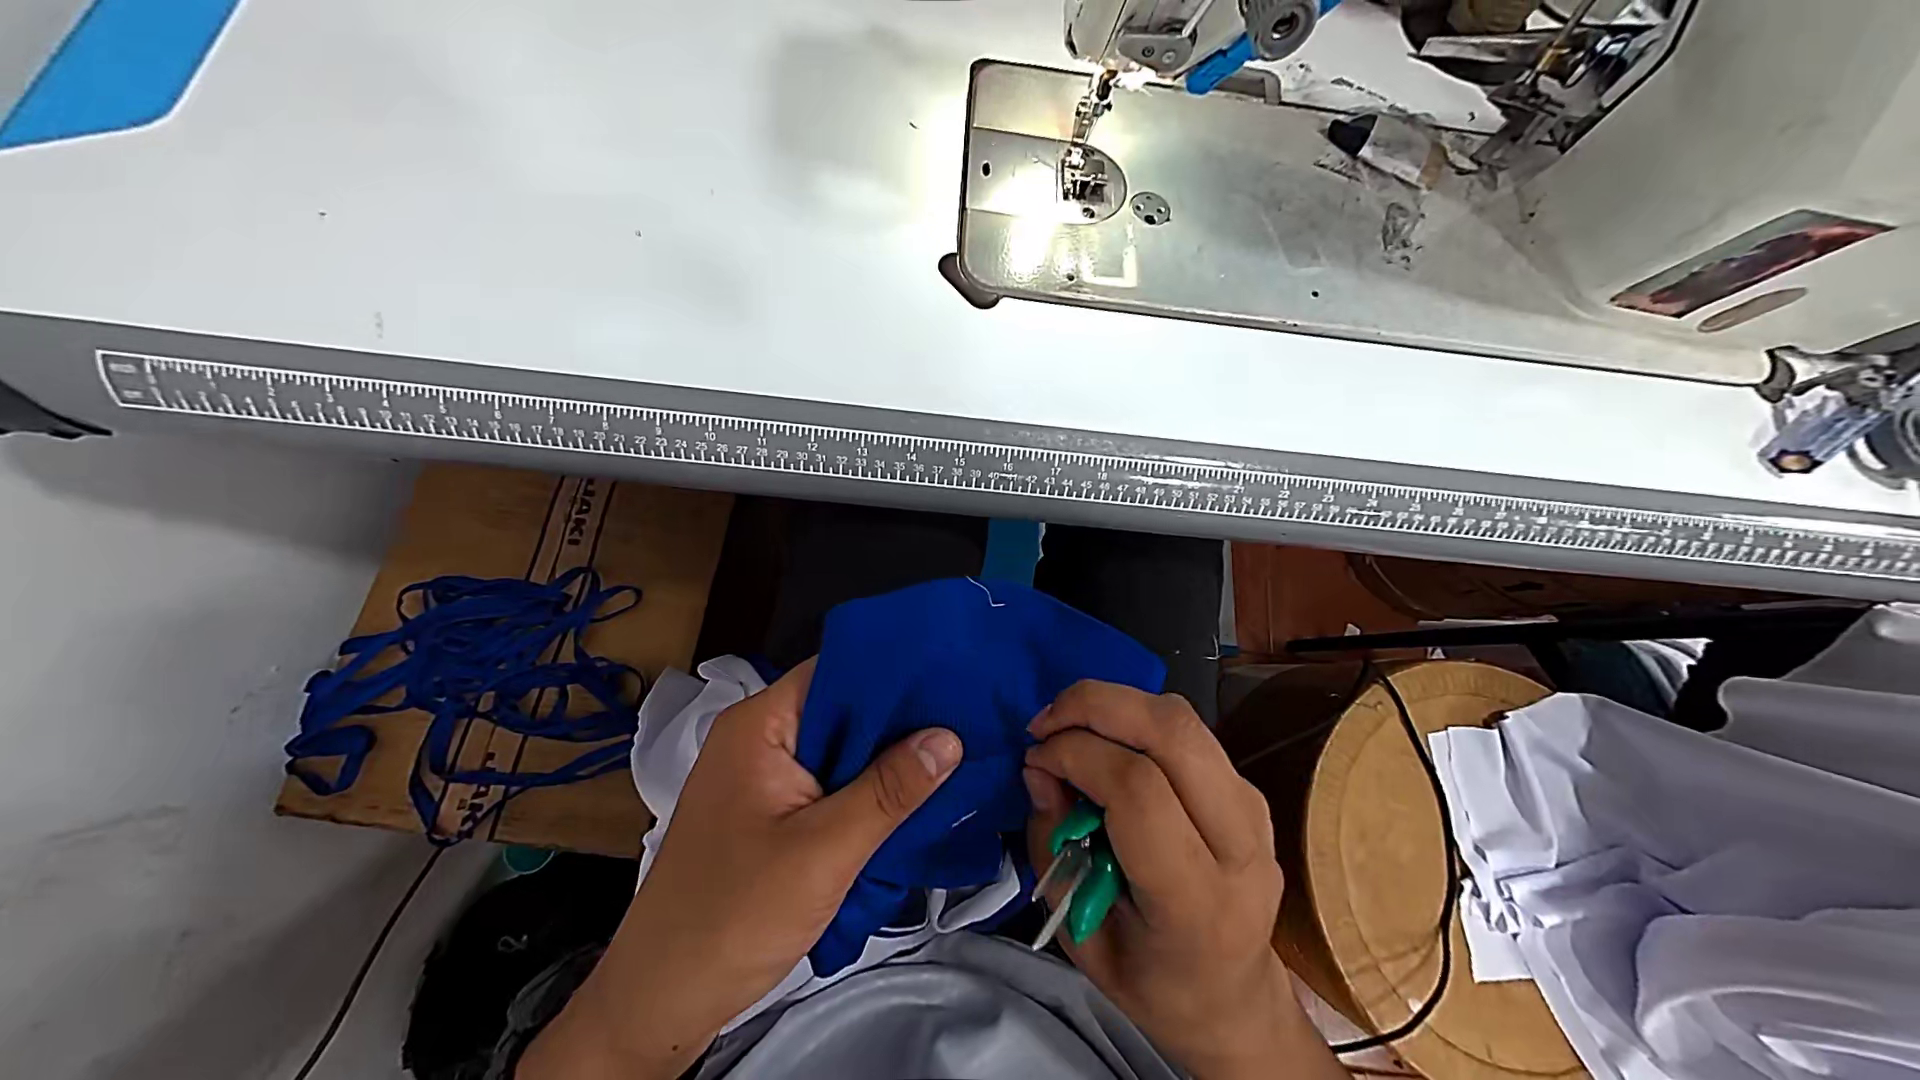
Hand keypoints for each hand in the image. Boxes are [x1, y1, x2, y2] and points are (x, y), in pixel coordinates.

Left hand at [520, 659, 962, 1079]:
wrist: (662, 999)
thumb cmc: (735, 914)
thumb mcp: (824, 850)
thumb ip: (888, 790)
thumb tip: (949, 736)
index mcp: (759, 724)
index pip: (836, 671)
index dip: (894, 673)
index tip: (952, 681)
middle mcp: (758, 737)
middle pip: (841, 709)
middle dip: (899, 721)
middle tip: (964, 722)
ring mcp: (761, 775)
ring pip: (839, 749)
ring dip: (884, 760)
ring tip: (951, 754)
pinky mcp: (769, 810)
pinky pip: (828, 782)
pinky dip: (864, 789)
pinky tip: (909, 796)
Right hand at [1024, 682, 1344, 1079]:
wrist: (1233, 998)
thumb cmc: (1151, 981)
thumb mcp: (1079, 937)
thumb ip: (1052, 848)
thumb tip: (1039, 769)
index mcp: (1196, 901)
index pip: (1139, 792)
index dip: (1076, 756)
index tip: (1035, 761)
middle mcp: (1239, 845)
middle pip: (1172, 733)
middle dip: (1095, 705)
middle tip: (1046, 722)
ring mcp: (1253, 810)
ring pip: (1182, 719)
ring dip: (1114, 704)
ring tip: (1068, 726)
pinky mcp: (1248, 790)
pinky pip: (1186, 731)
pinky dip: (1134, 719)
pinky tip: (1104, 742)